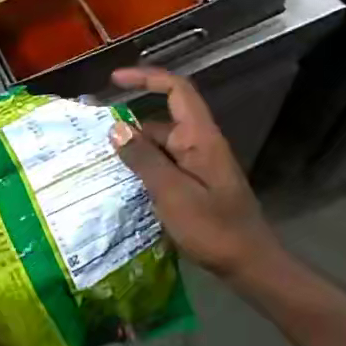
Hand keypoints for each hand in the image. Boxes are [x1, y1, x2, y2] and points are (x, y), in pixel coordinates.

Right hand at [109, 66, 279, 278]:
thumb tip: (115, 127)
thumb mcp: (172, 192)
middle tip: (93, 141)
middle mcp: (199, 145)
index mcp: (200, 138)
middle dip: (128, 128)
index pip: (177, 90)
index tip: (115, 81)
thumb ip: (143, 158)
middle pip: (159, 122)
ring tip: (100, 165)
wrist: (252, 267)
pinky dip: (141, 169)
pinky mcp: (194, 184)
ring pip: (158, 146)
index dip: (146, 78)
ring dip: (132, 152)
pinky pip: (162, 166)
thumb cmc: (214, 228)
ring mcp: (197, 165)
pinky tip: (122, 184)